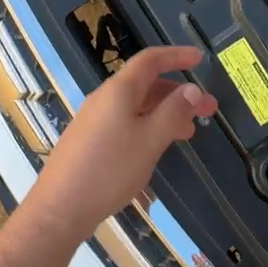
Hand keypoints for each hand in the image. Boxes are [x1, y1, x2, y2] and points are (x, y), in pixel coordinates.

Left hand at [26, 46, 219, 240]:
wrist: (59, 210)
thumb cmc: (109, 169)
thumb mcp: (151, 139)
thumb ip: (174, 111)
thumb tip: (191, 88)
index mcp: (119, 90)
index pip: (151, 60)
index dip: (176, 56)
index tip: (200, 60)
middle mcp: (105, 99)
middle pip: (146, 84)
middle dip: (179, 93)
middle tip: (208, 110)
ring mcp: (95, 121)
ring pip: (137, 106)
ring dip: (166, 112)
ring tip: (189, 133)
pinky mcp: (90, 142)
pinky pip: (126, 123)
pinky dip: (149, 126)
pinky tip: (158, 147)